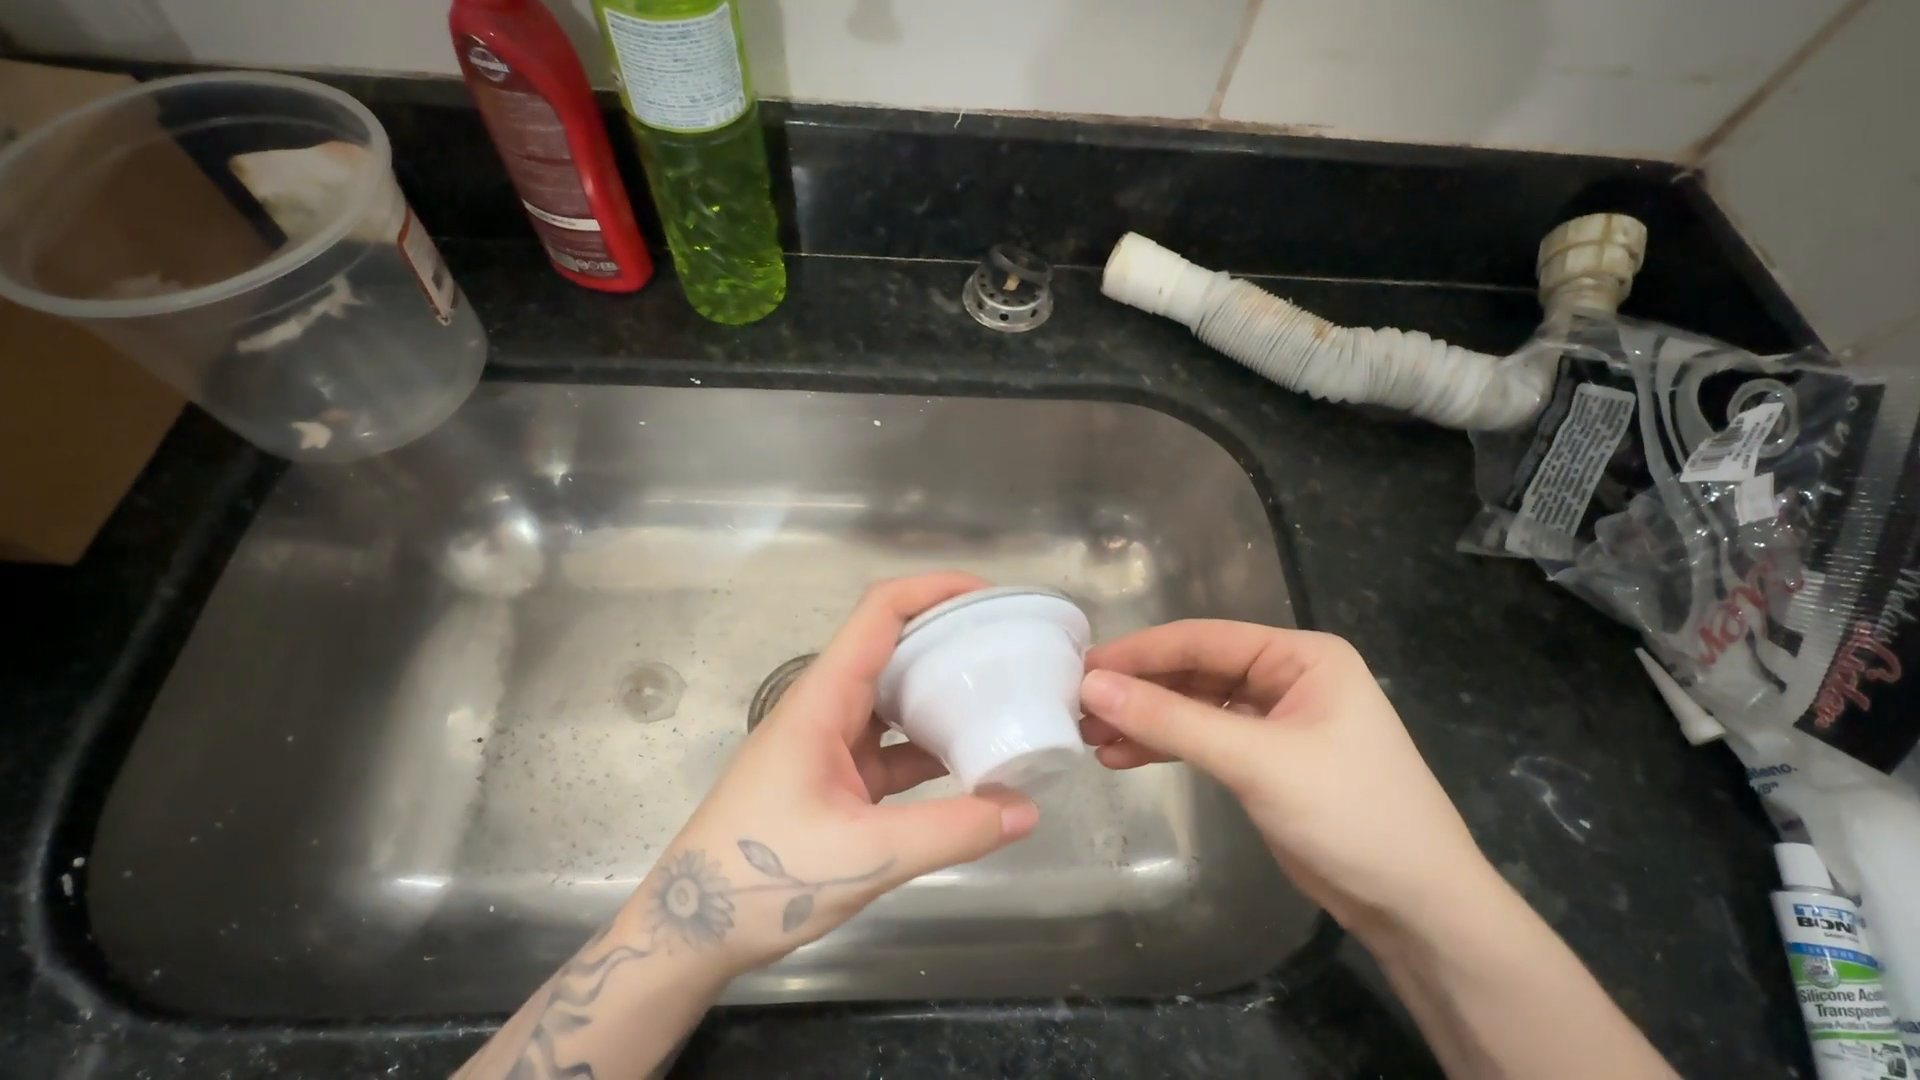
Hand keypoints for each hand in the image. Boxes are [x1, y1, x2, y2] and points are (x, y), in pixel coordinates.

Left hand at [628, 573, 1040, 974]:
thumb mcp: (865, 856)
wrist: (690, 930)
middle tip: (1008, 646)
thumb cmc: (761, 877)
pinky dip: (926, 745)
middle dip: (947, 636)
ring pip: (891, 698)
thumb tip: (1026, 809)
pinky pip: (889, 746)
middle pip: (890, 646)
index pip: (879, 613)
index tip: (988, 595)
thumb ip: (950, 832)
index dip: (934, 589)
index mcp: (822, 701)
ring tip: (998, 694)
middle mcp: (824, 708)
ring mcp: (827, 744)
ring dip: (939, 690)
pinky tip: (965, 761)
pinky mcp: (832, 779)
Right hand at [1078, 621, 1494, 940]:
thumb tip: (1092, 686)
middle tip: (1076, 708)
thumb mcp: (1255, 761)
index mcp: (1301, 656)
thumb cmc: (1349, 813)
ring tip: (1088, 737)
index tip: (1081, 668)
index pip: (1203, 639)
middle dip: (1138, 691)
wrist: (1416, 905)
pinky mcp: (1266, 760)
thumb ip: (1171, 721)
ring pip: (1194, 707)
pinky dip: (1165, 747)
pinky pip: (1204, 740)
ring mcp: (1277, 719)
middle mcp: (1288, 677)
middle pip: (1194, 671)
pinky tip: (1122, 757)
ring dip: (1145, 721)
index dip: (1138, 653)